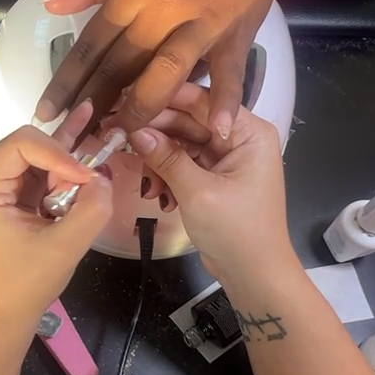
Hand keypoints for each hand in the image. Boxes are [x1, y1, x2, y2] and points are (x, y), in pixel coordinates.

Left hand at [0, 123, 114, 330]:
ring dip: (67, 155)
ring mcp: (5, 186)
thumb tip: (104, 179)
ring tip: (96, 121)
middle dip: (63, 156)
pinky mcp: (20, 195)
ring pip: (41, 154)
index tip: (85, 178)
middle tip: (91, 175)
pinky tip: (86, 138)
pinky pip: (45, 170)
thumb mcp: (64, 248)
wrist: (11, 309)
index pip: (21, 144)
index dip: (57, 152)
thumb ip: (90, 211)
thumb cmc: (28, 282)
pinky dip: (66, 166)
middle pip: (31, 144)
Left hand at [37, 0, 291, 138]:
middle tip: (71, 139)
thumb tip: (52, 5)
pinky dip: (224, 100)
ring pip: (163, 73)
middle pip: (118, 65)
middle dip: (92, 106)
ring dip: (140, 109)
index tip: (47, 113)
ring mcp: (200, 24)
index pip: (91, 44)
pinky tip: (214, 131)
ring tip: (120, 138)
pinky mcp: (235, 35)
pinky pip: (228, 72)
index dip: (66, 82)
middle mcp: (161, 9)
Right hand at [126, 88, 292, 286]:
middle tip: (119, 141)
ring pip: (181, 144)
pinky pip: (183, 164)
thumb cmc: (236, 231)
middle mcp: (239, 138)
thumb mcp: (198, 192)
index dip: (163, 100)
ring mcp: (226, 158)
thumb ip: (166, 158)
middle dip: (156, 136)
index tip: (126, 103)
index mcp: (248, 132)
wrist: (254, 274)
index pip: (201, 100)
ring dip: (159, 163)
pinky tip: (159, 197)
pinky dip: (167, 177)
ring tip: (148, 188)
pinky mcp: (214, 176)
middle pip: (188, 122)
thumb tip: (134, 131)